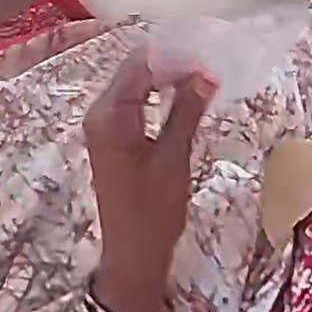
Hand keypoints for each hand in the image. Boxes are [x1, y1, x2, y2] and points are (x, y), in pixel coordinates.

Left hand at [85, 50, 217, 311]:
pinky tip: (184, 93)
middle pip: (136, 69)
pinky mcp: (114, 134)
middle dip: (171, 62)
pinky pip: (136, 98)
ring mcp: (105, 123)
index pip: (141, 66)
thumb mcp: (173, 157)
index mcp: (109, 115)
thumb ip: (187, 110)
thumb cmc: (152, 211)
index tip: (209, 54)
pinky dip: (159, 92)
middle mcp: (101, 112)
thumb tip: (206, 73)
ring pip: (137, 82)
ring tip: (203, 73)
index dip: (174, 56)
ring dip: (167, 76)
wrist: (133, 257)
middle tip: (210, 60)